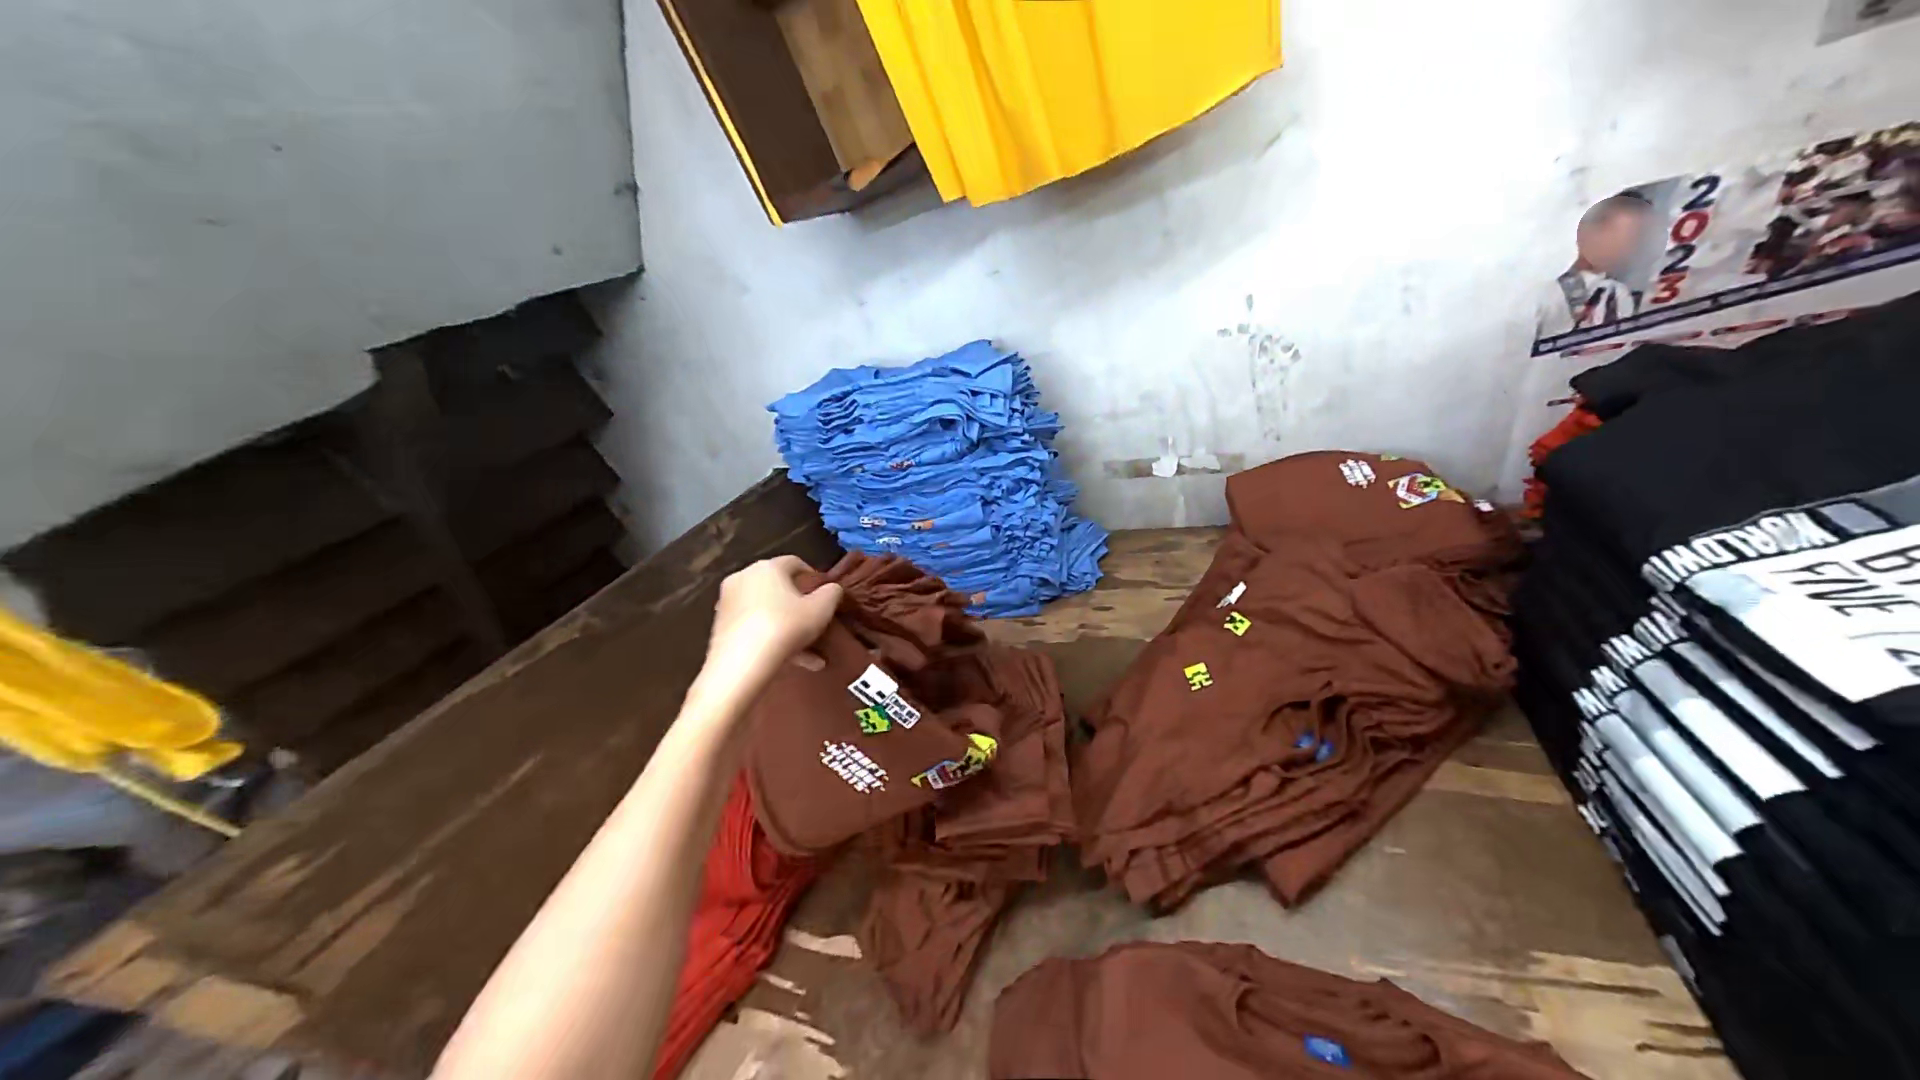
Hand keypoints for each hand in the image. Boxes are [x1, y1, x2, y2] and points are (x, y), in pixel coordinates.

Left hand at [706, 556, 842, 681]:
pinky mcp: (721, 625)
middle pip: (778, 588)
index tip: (825, 593)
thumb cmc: (785, 626)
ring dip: (789, 627)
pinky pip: (754, 627)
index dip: (813, 576)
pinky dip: (772, 639)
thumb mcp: (821, 609)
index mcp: (768, 567)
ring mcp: (729, 602)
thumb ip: (832, 593)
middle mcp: (744, 578)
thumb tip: (832, 588)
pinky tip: (793, 661)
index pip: (795, 563)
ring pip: (767, 611)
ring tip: (809, 651)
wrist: (740, 663)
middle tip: (815, 621)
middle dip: (799, 606)